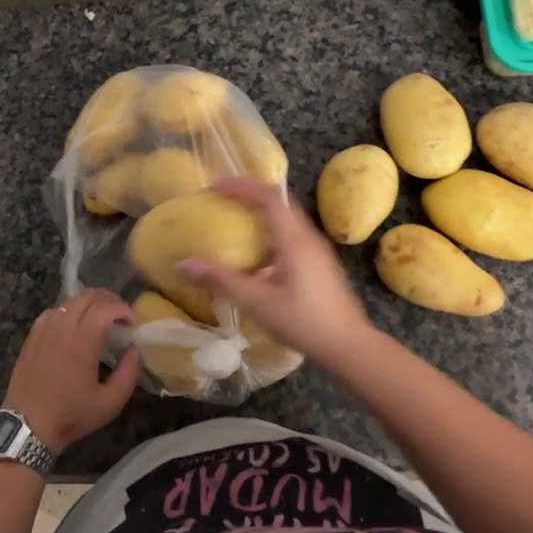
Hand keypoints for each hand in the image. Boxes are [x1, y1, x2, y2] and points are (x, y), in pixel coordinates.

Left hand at [2, 289, 140, 451]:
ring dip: (88, 303)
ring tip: (100, 317)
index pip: (105, 308)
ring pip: (68, 301)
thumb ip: (128, 374)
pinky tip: (73, 324)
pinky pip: (51, 311)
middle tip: (120, 314)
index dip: (123, 309)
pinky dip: (67, 310)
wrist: (28, 426)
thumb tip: (134, 350)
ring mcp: (43, 331)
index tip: (132, 323)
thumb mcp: (110, 403)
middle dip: (108, 299)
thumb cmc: (71, 416)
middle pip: (86, 296)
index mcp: (82, 343)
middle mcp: (61, 329)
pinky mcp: (31, 337)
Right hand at [176, 178, 373, 359]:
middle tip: (220, 202)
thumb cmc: (304, 321)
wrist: (349, 345)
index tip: (214, 188)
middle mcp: (308, 237)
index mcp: (294, 239)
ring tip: (233, 226)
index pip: (268, 196)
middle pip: (278, 202)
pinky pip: (290, 236)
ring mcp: (316, 251)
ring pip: (285, 220)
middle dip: (248, 196)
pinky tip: (255, 259)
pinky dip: (268, 234)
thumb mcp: (257, 302)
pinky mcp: (318, 265)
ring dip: (259, 215)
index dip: (240, 186)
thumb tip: (184, 263)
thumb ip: (221, 281)